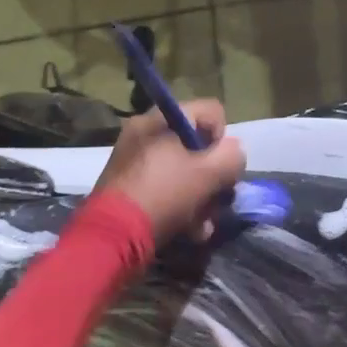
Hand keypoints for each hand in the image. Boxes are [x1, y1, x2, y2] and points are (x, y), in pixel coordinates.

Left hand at [94, 98, 246, 242]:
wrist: (112, 235)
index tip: (221, 166)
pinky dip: (180, 208)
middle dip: (213, 177)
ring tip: (203, 225)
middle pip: (196, 146)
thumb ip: (231, 157)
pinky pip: (164, 188)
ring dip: (201, 199)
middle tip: (218, 200)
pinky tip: (190, 232)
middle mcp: (145, 134)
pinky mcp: (128, 187)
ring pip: (183, 172)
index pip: (210, 111)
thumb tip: (234, 151)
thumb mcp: (207, 175)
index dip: (223, 138)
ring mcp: (134, 161)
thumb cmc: (163, 195)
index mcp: (160, 120)